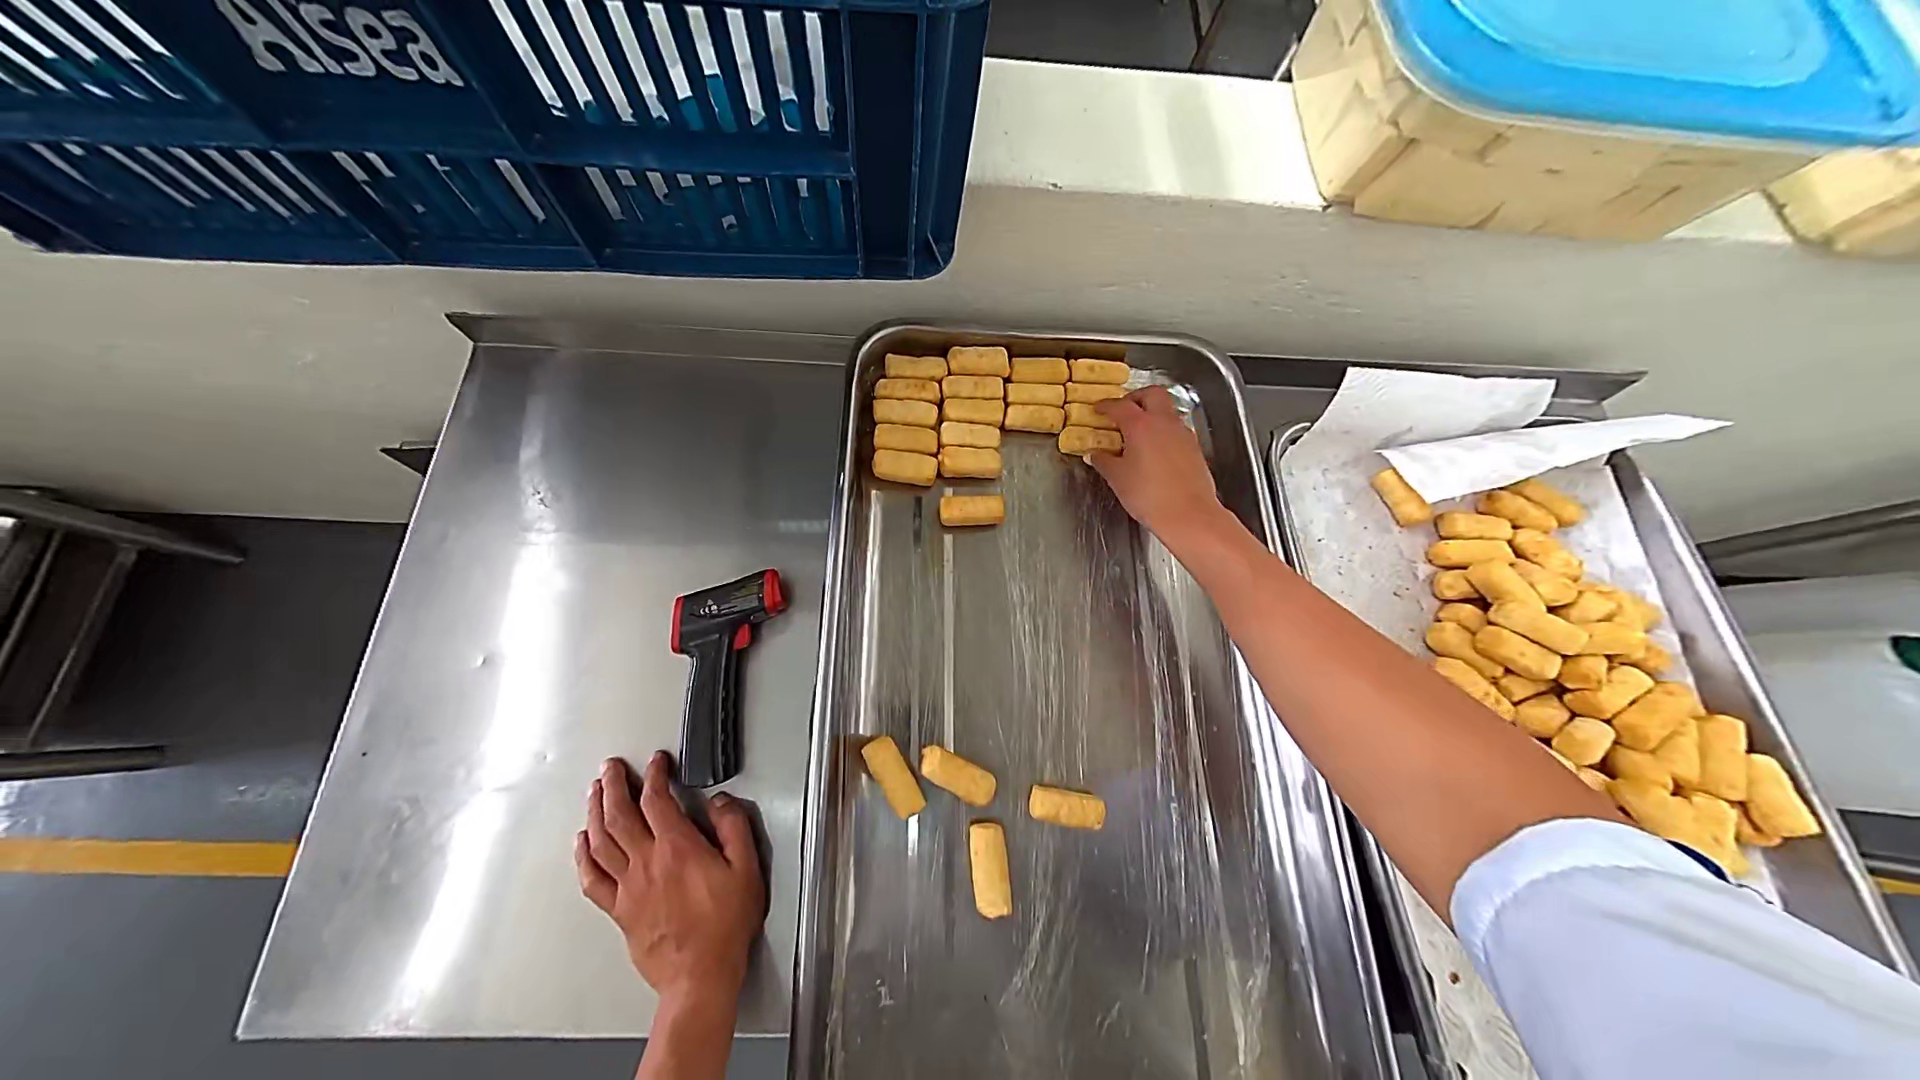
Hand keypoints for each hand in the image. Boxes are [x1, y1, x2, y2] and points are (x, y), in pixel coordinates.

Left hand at [576, 752, 766, 1010]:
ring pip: (600, 841)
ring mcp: (628, 887)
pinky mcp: (619, 909)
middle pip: (619, 814)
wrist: (700, 974)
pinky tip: (581, 843)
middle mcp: (647, 863)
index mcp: (678, 849)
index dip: (655, 774)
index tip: (658, 762)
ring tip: (594, 792)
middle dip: (613, 785)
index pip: (658, 800)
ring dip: (594, 811)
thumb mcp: (747, 869)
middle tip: (611, 768)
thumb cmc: (725, 925)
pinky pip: (592, 878)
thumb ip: (735, 829)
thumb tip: (721, 803)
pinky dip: (582, 856)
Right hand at [1090, 386, 1233, 547]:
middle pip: (1152, 394)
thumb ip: (1103, 461)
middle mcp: (1164, 423)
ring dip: (1152, 414)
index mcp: (1141, 426)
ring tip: (1137, 432)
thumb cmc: (1149, 496)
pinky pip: (1176, 429)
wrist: (1189, 515)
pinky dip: (1163, 431)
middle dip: (1135, 397)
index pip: (1120, 406)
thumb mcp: (1117, 478)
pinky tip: (1154, 449)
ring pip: (1167, 411)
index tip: (1099, 409)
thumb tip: (1094, 455)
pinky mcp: (1194, 448)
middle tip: (1123, 409)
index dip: (1106, 406)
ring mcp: (1183, 434)